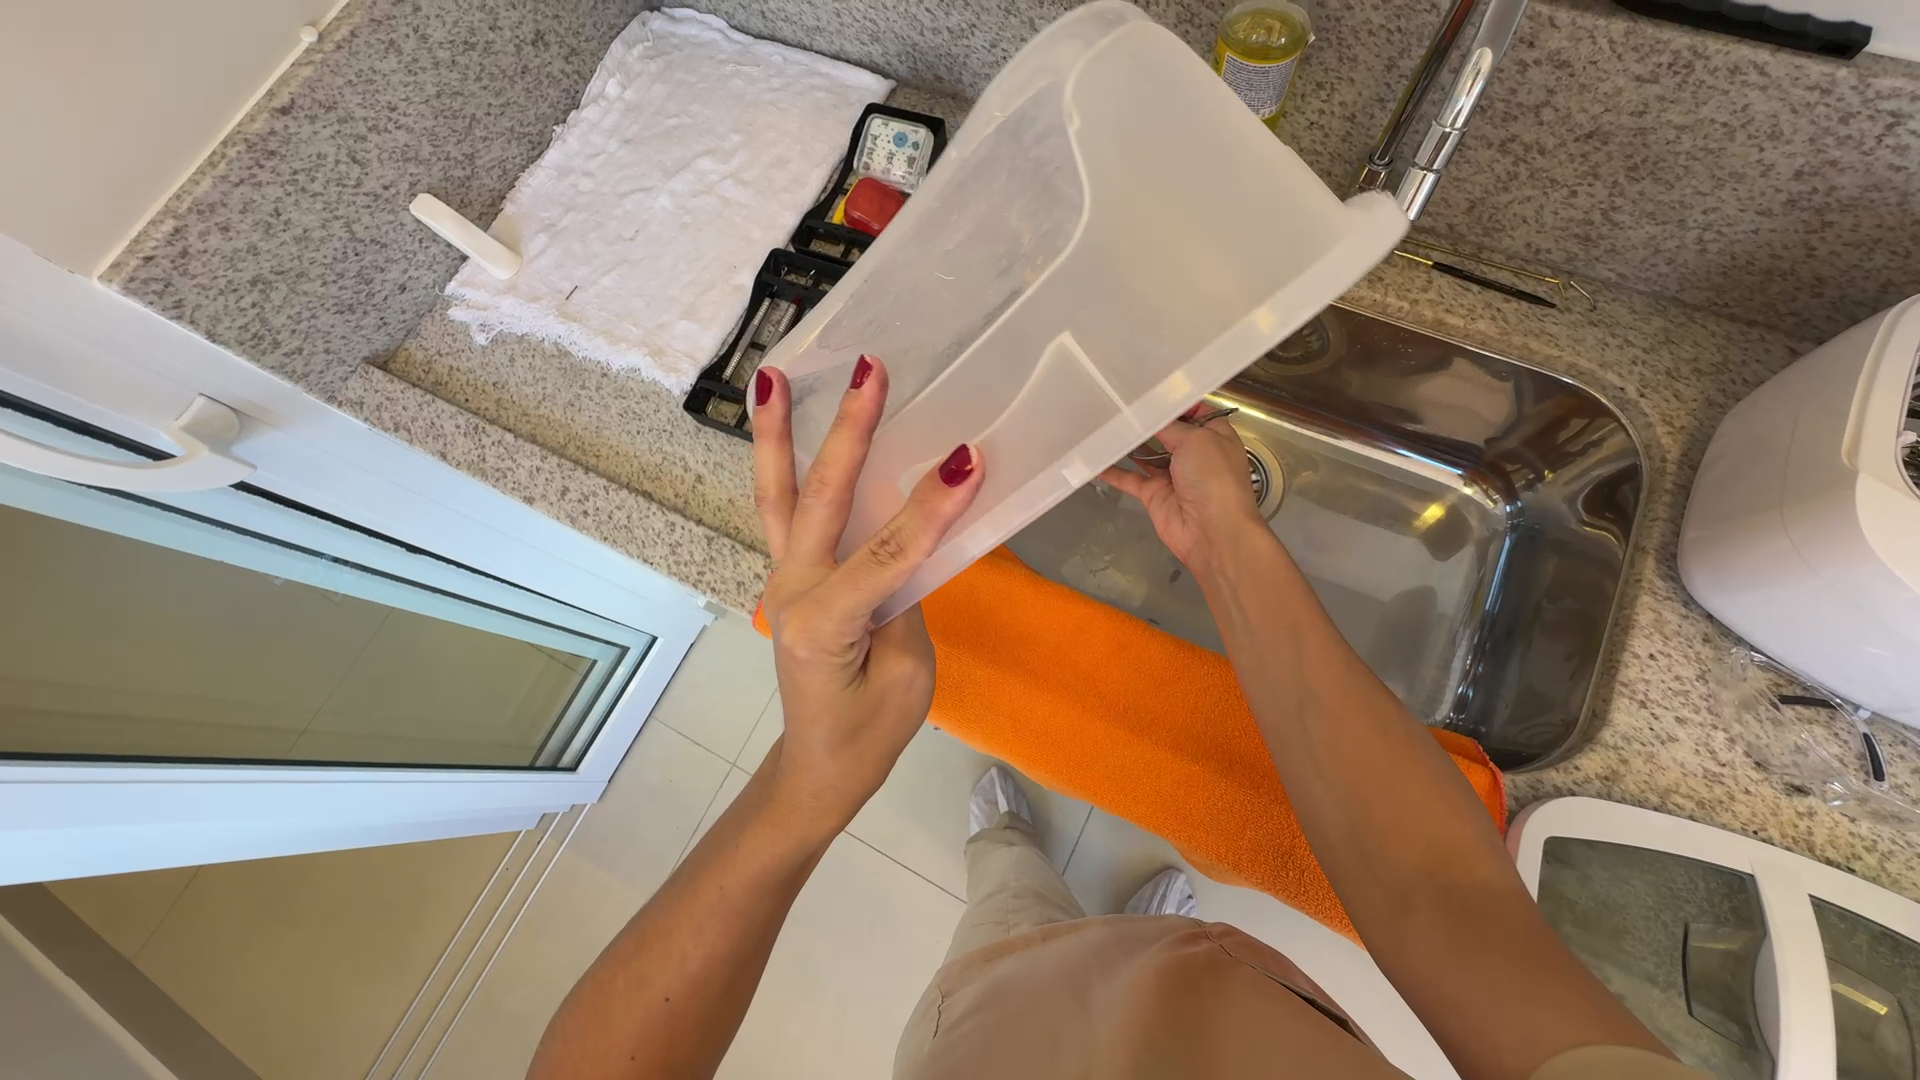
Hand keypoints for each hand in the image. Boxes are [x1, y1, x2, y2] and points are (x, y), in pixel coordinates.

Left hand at [750, 356, 983, 834]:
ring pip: (778, 496)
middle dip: (851, 432)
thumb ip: (905, 595)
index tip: (969, 458)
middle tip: (872, 370)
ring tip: (774, 377)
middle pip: (820, 500)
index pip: (886, 554)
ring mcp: (782, 578)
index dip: (930, 507)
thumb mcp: (905, 674)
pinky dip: (781, 464)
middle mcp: (791, 589)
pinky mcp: (788, 575)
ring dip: (779, 434)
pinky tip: (781, 429)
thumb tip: (911, 531)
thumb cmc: (868, 733)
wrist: (819, 764)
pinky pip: (781, 512)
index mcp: (825, 623)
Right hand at [1099, 404, 1265, 567]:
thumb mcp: (1196, 439)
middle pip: (1168, 431)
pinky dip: (1113, 471)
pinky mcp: (1154, 494)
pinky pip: (1130, 478)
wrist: (1212, 531)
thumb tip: (1148, 416)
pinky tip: (1097, 460)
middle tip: (1119, 404)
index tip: (1148, 390)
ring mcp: (1173, 475)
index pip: (1195, 410)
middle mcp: (1195, 453)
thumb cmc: (1214, 478)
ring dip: (1129, 443)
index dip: (1175, 401)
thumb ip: (1169, 426)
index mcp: (1214, 435)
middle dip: (1147, 421)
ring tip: (1105, 424)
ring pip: (1146, 454)